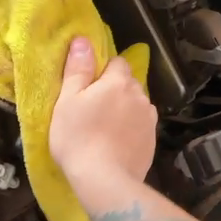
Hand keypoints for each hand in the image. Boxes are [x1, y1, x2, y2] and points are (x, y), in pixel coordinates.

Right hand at [48, 36, 157, 193]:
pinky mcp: (152, 142)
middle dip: (115, 92)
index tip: (89, 89)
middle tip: (94, 112)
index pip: (116, 63)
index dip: (103, 72)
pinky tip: (118, 145)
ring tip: (107, 131)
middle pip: (128, 85)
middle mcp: (140, 95)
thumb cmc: (78, 139)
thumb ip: (77, 70)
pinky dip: (131, 132)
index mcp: (118, 82)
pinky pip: (141, 128)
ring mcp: (149, 120)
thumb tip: (83, 40)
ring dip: (125, 112)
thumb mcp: (67, 102)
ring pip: (137, 106)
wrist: (104, 180)